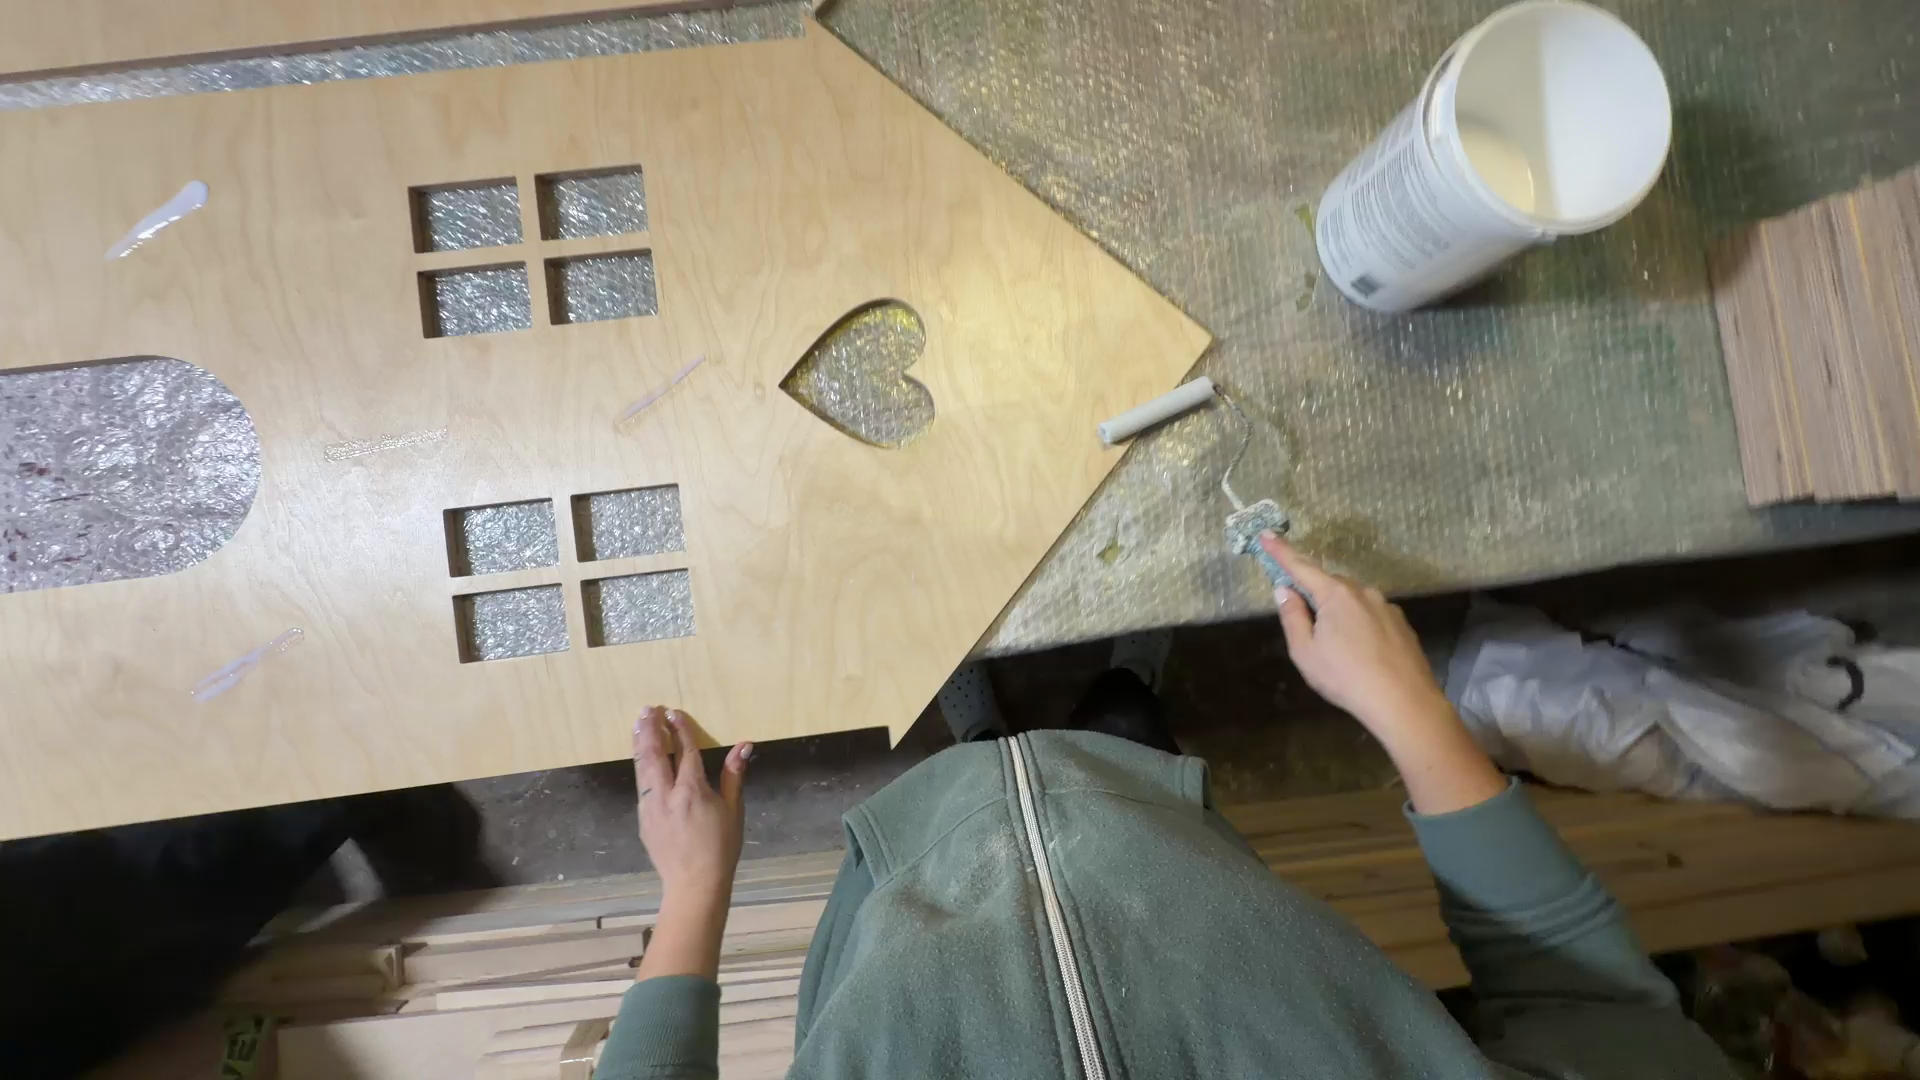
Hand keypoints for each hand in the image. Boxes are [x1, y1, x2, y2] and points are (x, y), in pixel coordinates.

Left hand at [632, 706, 751, 980]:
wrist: (694, 884)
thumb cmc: (721, 846)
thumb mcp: (733, 810)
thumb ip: (733, 775)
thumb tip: (744, 745)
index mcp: (692, 790)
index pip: (685, 751)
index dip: (679, 730)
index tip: (673, 712)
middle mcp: (666, 795)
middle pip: (654, 755)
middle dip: (650, 730)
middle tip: (647, 710)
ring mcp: (650, 808)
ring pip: (641, 768)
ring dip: (639, 744)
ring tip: (637, 724)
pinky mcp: (644, 820)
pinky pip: (641, 786)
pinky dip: (640, 766)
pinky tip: (641, 759)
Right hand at [1260, 532, 1505, 813]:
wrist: (1405, 703)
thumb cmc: (1345, 677)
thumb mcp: (1305, 651)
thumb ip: (1293, 617)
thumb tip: (1285, 591)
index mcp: (1335, 595)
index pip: (1301, 567)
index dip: (1280, 551)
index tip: (1265, 534)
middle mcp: (1363, 592)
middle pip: (1329, 583)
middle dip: (1313, 592)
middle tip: (1303, 620)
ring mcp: (1386, 607)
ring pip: (1352, 600)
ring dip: (1337, 612)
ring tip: (1335, 646)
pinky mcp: (1401, 624)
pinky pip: (1371, 614)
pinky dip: (1358, 624)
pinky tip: (1359, 651)